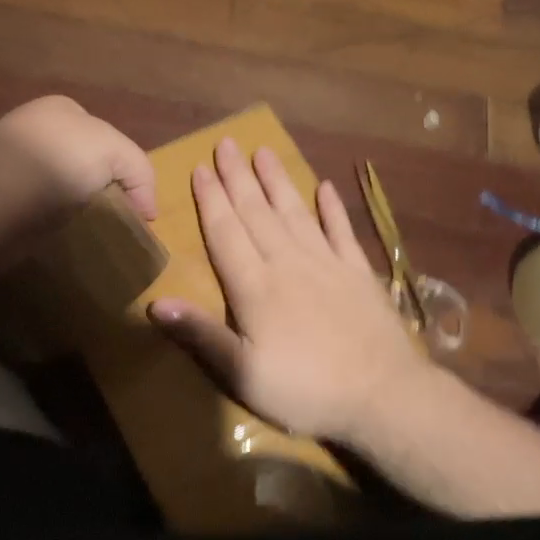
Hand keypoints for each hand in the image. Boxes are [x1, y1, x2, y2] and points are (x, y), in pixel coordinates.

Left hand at [0, 96, 158, 230]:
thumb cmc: (50, 169)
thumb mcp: (110, 151)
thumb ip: (138, 169)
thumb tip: (145, 211)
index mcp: (62, 110)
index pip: (112, 142)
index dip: (130, 178)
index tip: (136, 212)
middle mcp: (36, 130)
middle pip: (88, 165)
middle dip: (103, 192)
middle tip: (115, 225)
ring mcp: (13, 163)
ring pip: (64, 188)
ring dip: (78, 211)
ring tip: (86, 235)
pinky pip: (39, 210)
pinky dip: (52, 224)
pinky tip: (55, 237)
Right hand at [149, 139, 431, 444]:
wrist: (384, 396)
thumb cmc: (306, 391)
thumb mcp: (243, 375)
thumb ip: (201, 336)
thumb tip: (155, 302)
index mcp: (256, 288)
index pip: (226, 235)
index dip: (211, 201)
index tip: (200, 169)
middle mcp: (289, 265)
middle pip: (258, 214)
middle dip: (238, 178)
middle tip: (226, 143)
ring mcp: (329, 266)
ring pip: (296, 213)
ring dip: (278, 182)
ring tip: (264, 152)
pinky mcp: (361, 275)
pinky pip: (342, 232)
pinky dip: (332, 209)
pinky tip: (324, 187)